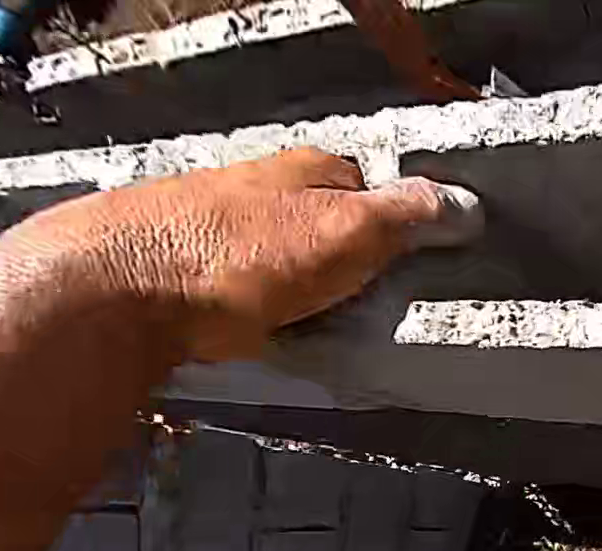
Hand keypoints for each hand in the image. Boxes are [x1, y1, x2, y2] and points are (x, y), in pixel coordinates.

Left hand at [20, 147, 477, 356]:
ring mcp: (244, 229)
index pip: (380, 190)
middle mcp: (276, 189)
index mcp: (312, 170)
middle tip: (385, 304)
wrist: (135, 289)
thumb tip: (466, 203)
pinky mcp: (222, 271)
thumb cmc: (249, 255)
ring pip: (312, 260)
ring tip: (344, 323)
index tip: (422, 267)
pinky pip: (282, 289)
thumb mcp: (346, 231)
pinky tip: (299, 329)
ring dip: (332, 289)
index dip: (406, 227)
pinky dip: (297, 308)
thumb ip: (405, 217)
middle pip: (344, 226)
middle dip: (367, 263)